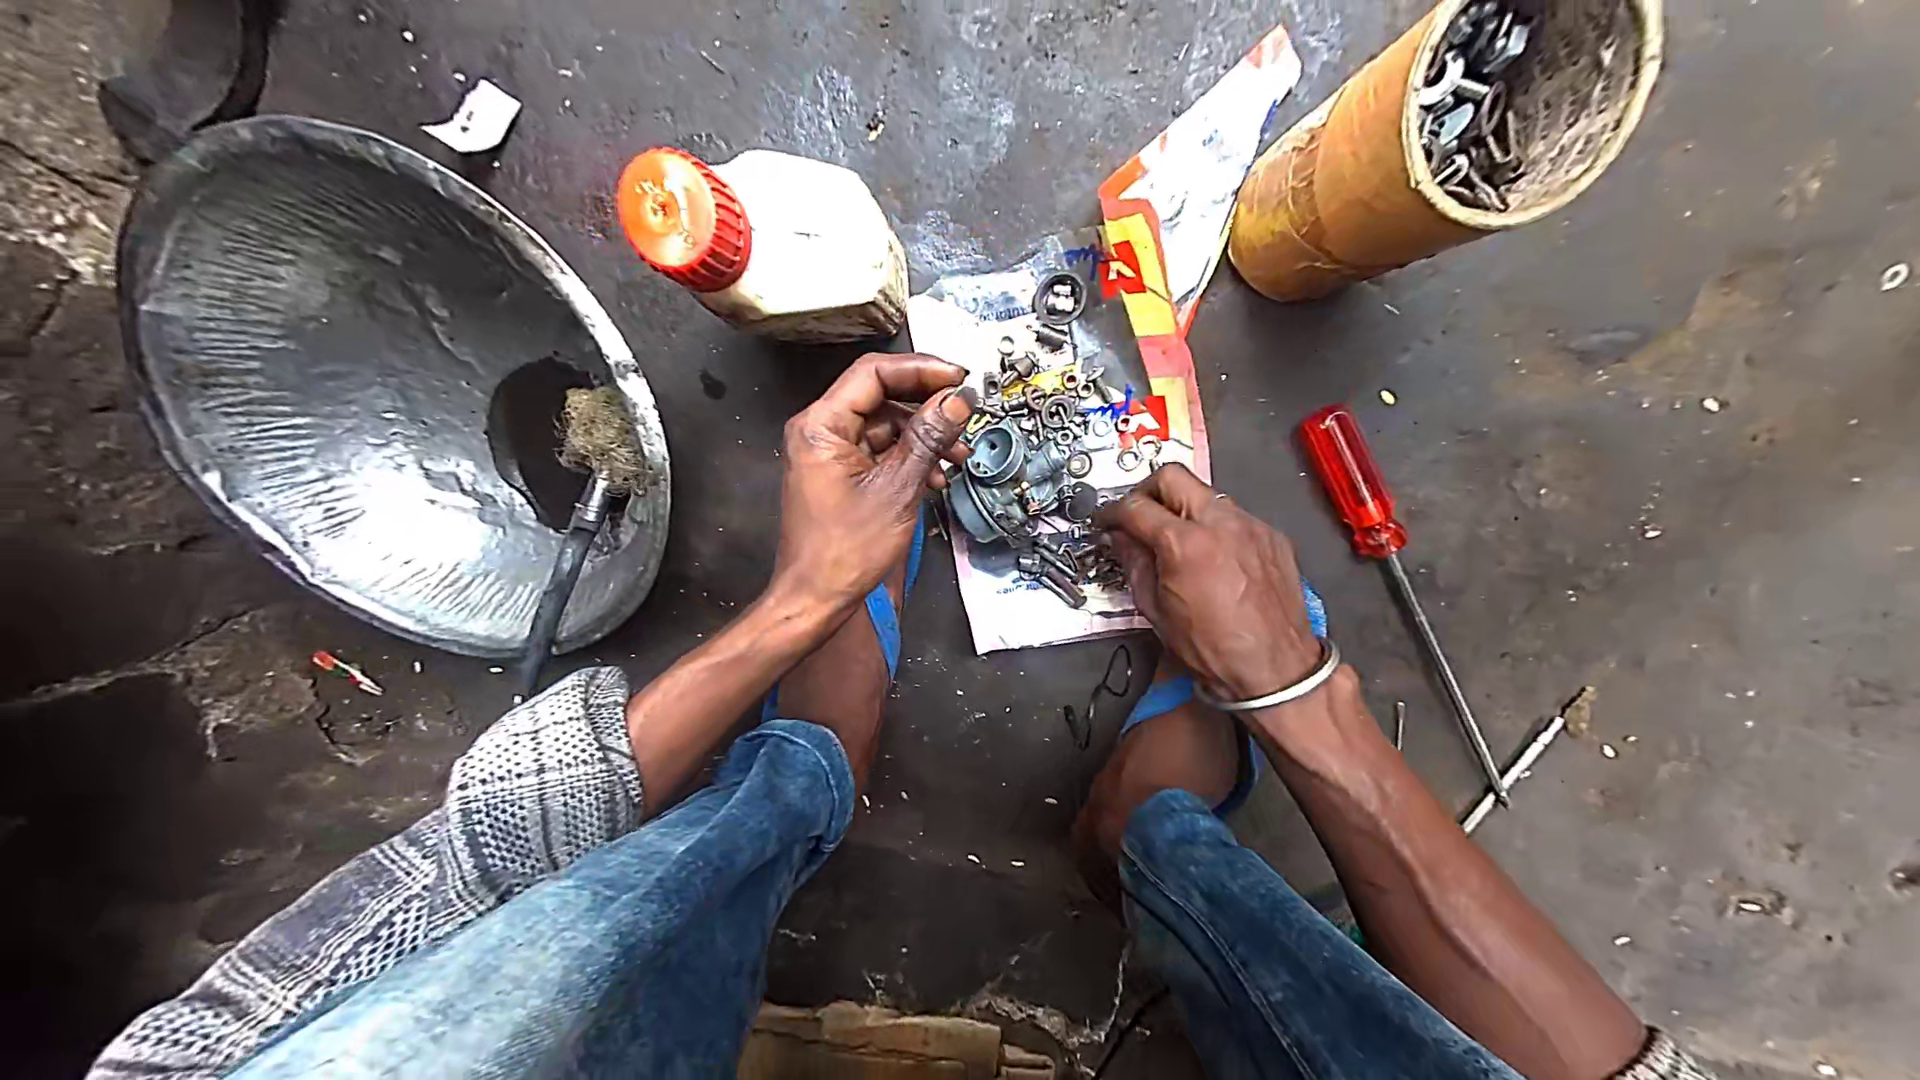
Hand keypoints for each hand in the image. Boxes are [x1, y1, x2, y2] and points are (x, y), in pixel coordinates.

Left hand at [771, 352, 974, 612]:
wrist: (817, 597)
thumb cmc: (841, 554)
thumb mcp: (897, 489)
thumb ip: (928, 438)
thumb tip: (955, 401)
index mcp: (821, 426)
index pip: (874, 374)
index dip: (921, 370)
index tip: (956, 378)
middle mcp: (820, 432)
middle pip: (882, 396)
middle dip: (927, 406)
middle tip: (962, 413)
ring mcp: (831, 452)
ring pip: (886, 425)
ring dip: (925, 437)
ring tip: (956, 455)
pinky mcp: (842, 472)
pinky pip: (882, 450)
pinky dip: (911, 458)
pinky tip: (935, 475)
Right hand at [1096, 463, 1320, 701]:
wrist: (1272, 668)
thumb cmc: (1216, 649)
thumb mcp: (1155, 608)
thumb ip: (1134, 563)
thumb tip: (1123, 540)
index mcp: (1185, 544)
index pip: (1135, 507)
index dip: (1112, 512)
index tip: (1108, 519)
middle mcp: (1221, 524)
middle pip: (1171, 476)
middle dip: (1145, 492)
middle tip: (1136, 514)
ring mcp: (1250, 526)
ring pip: (1204, 492)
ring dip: (1180, 506)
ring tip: (1171, 536)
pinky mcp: (1270, 536)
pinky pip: (1232, 514)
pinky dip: (1212, 524)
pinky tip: (1207, 551)